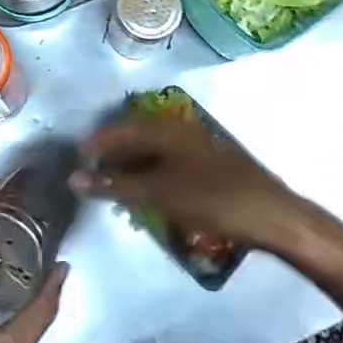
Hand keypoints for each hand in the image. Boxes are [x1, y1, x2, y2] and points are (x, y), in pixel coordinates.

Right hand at [69, 113, 308, 250]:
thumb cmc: (211, 198)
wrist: (268, 214)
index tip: (77, 159)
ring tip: (114, 190)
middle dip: (114, 156)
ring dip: (132, 169)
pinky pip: (169, 166)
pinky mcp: (207, 167)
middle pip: (138, 138)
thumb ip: (116, 185)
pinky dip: (151, 178)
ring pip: (154, 153)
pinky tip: (147, 197)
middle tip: (93, 176)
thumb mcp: (159, 193)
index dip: (98, 142)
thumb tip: (75, 177)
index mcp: (169, 130)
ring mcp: (197, 148)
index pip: (123, 129)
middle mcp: (182, 131)